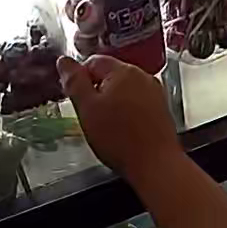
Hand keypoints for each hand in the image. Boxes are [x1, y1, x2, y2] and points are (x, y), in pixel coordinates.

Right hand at [57, 55, 182, 179]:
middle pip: (111, 76)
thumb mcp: (87, 108)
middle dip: (98, 93)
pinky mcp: (162, 111)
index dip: (80, 80)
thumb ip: (74, 82)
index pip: (93, 62)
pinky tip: (125, 132)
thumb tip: (65, 62)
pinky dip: (129, 115)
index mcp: (123, 71)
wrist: (156, 165)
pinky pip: (139, 105)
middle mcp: (143, 78)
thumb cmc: (121, 140)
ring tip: (110, 127)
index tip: (77, 98)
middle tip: (92, 116)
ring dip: (114, 105)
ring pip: (125, 92)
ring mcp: (155, 94)